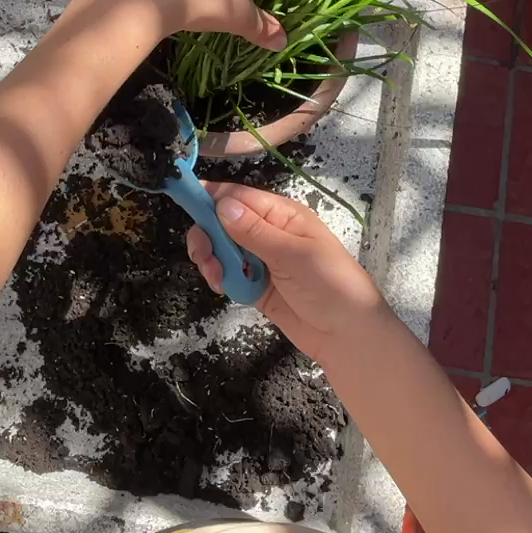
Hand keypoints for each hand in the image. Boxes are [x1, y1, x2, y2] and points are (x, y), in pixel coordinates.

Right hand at [186, 182, 395, 363]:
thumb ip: (254, 232)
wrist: (348, 336)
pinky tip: (224, 287)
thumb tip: (220, 205)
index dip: (211, 198)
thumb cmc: (331, 286)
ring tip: (217, 276)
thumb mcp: (294, 255)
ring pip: (222, 249)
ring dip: (213, 260)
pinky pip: (228, 273)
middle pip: (223, 222)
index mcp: (282, 214)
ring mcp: (261, 259)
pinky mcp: (255, 285)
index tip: (183, 201)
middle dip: (208, 235)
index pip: (239, 197)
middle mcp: (269, 232)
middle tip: (203, 254)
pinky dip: (222, 278)